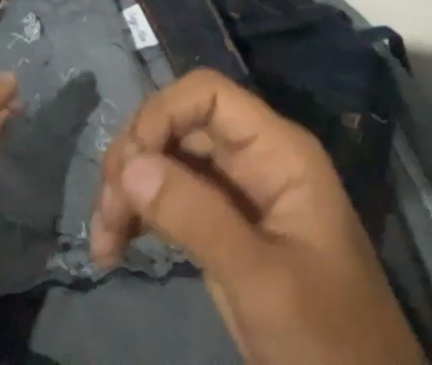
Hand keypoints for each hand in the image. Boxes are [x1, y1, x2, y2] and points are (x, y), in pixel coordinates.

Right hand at [91, 70, 423, 364]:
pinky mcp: (221, 228)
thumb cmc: (327, 335)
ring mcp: (236, 194)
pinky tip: (115, 247)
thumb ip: (196, 217)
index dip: (161, 115)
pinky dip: (136, 216)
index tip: (128, 167)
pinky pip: (168, 199)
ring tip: (104, 241)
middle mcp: (254, 160)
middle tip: (107, 213)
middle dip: (134, 160)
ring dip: (127, 191)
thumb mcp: (261, 279)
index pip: (208, 95)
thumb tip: (128, 163)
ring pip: (165, 162)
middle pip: (177, 126)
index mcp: (278, 153)